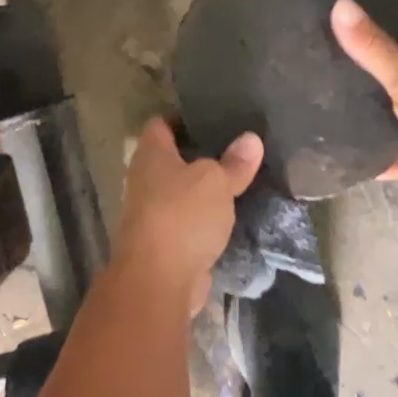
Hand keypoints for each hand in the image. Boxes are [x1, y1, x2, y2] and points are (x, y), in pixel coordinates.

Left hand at [113, 118, 264, 315]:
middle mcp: (145, 181)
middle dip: (200, 155)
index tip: (213, 116)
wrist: (158, 280)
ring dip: (205, 191)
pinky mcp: (166, 244)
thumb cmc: (182, 216)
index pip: (160, 124)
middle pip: (172, 159)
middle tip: (236, 148)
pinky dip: (206, 220)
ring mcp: (153, 214)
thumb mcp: (215, 181)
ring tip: (241, 179)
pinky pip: (189, 222)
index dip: (183, 118)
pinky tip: (232, 215)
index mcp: (151, 156)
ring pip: (182, 193)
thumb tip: (251, 139)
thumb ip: (233, 163)